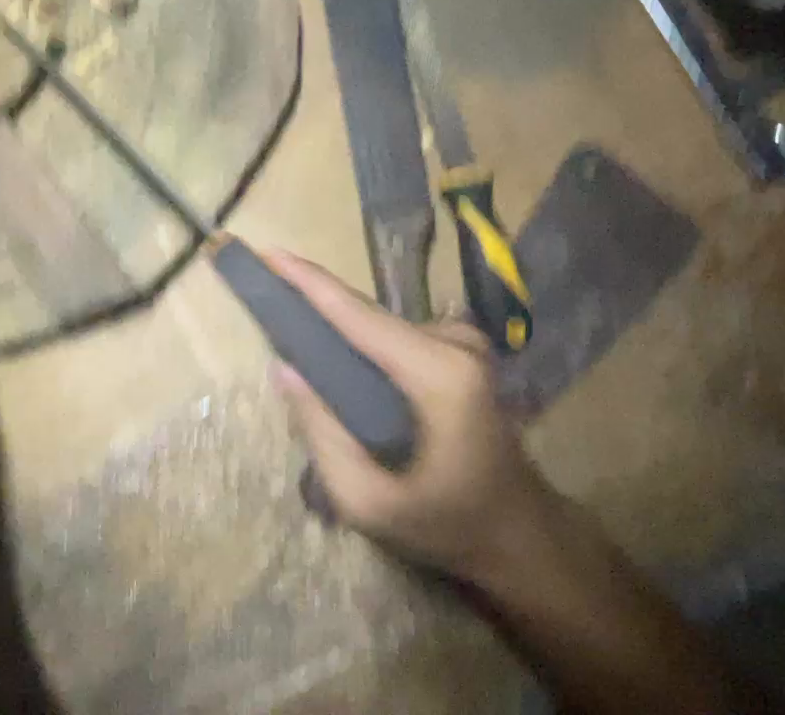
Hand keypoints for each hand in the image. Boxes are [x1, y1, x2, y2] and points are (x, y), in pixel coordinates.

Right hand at [262, 249, 553, 576]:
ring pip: (378, 325)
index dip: (307, 281)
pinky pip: (393, 335)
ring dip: (335, 327)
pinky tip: (333, 360)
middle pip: (366, 313)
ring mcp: (464, 343)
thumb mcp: (368, 502)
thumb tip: (285, 368)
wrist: (522, 534)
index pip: (358, 315)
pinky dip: (359, 342)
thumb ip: (322, 434)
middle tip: (262, 287)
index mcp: (439, 374)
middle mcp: (455, 343)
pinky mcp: (463, 351)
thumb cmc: (448, 524)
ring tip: (290, 331)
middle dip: (311, 297)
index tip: (267, 251)